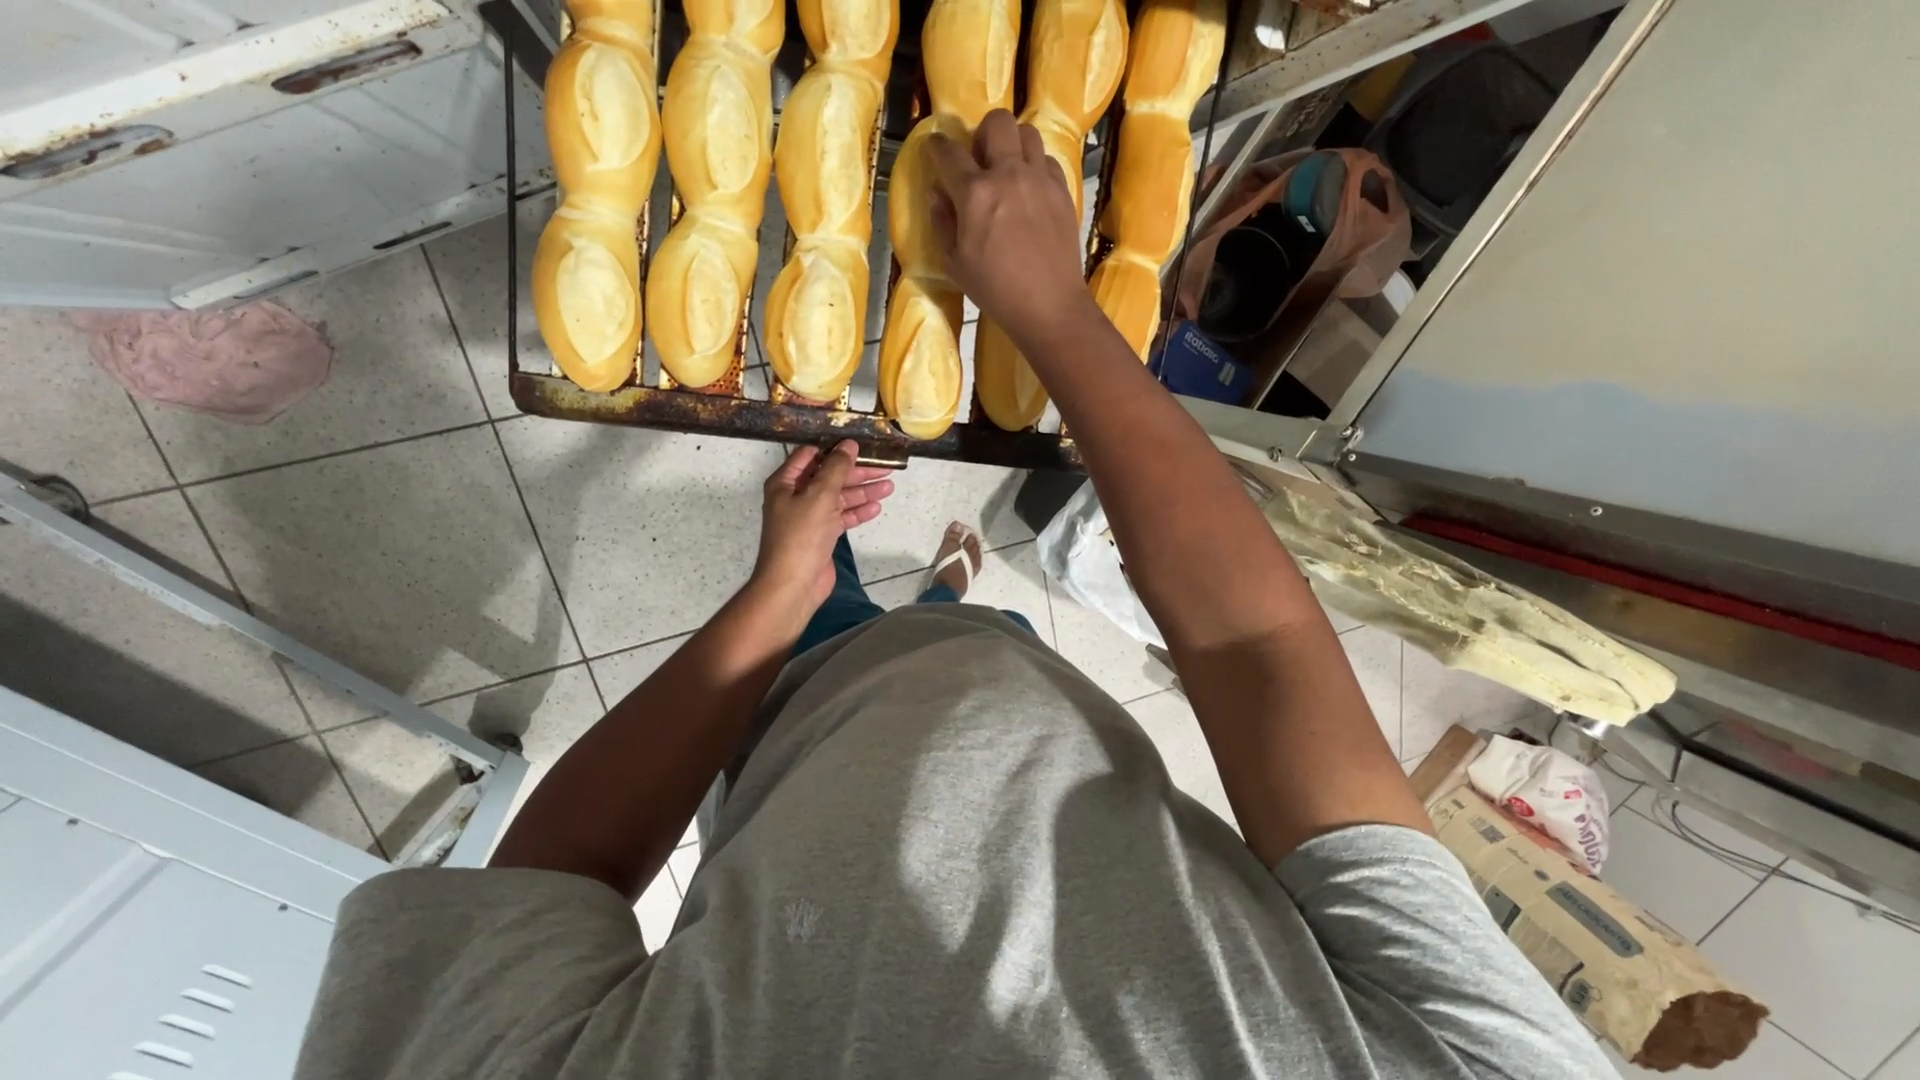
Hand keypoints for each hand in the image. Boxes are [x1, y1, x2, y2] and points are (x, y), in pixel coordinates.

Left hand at [749, 440, 894, 615]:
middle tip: (885, 467)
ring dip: (862, 492)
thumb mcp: (819, 495)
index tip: (861, 444)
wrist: (793, 584)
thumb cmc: (801, 536)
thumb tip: (849, 445)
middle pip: (829, 476)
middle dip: (856, 472)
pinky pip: (842, 517)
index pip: (811, 455)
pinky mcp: (822, 535)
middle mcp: (796, 496)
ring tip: (889, 485)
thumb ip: (836, 468)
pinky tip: (877, 507)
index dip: (835, 448)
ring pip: (839, 497)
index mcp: (786, 482)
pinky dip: (858, 512)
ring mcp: (809, 517)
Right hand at [926, 109, 1096, 341]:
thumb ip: (942, 222)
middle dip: (982, 132)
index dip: (937, 146)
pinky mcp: (1062, 191)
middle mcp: (1009, 174)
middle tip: (980, 159)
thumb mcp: (955, 263)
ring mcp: (1040, 180)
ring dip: (1012, 144)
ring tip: (1008, 169)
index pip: (949, 152)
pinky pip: (1047, 160)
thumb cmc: (995, 290)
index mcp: (975, 193)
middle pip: (997, 122)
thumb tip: (937, 193)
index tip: (936, 150)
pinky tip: (1029, 189)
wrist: (1049, 305)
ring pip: (1027, 133)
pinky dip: (1035, 166)